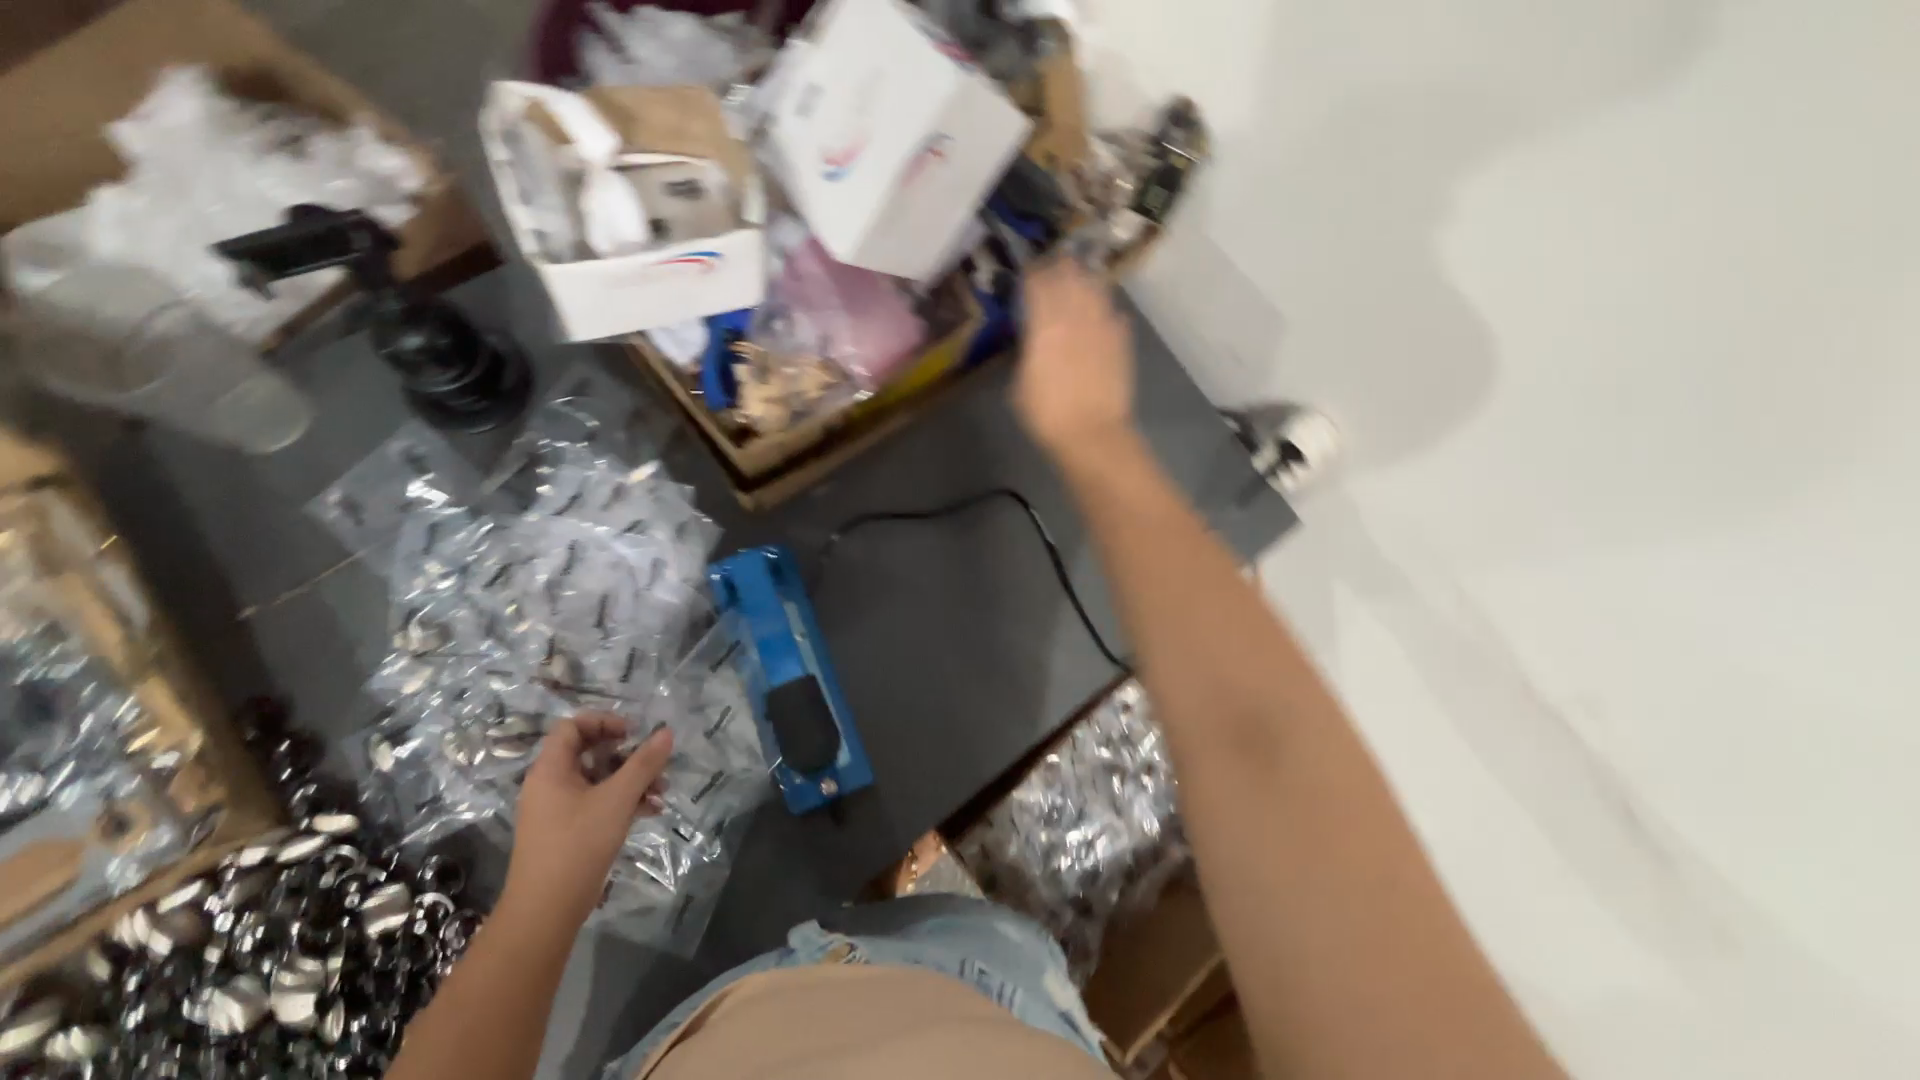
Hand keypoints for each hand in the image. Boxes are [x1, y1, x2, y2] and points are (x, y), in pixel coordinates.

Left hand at [499, 713, 673, 930]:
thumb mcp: (617, 799)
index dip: (604, 722)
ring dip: (631, 780)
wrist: (546, 909)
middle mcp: (550, 784)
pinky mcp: (567, 832)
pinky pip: (596, 803)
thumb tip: (666, 732)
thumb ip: (643, 764)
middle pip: (589, 752)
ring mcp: (557, 809)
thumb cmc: (578, 844)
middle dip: (627, 755)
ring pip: (597, 780)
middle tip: (655, 763)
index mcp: (551, 769)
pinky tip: (650, 811)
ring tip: (661, 791)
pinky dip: (622, 802)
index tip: (634, 733)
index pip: (573, 726)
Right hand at [1015, 258, 1135, 457]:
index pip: (1038, 283)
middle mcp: (1075, 316)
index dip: (1032, 273)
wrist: (1092, 433)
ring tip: (1080, 280)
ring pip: (1096, 288)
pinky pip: (1115, 314)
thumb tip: (1034, 342)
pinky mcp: (1123, 341)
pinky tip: (1104, 316)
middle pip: (1069, 276)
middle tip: (1055, 266)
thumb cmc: (1047, 414)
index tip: (1028, 270)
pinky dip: (1107, 311)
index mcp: (1045, 325)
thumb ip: (1029, 354)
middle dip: (1060, 267)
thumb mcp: (1020, 384)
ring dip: (1086, 280)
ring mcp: (1103, 326)